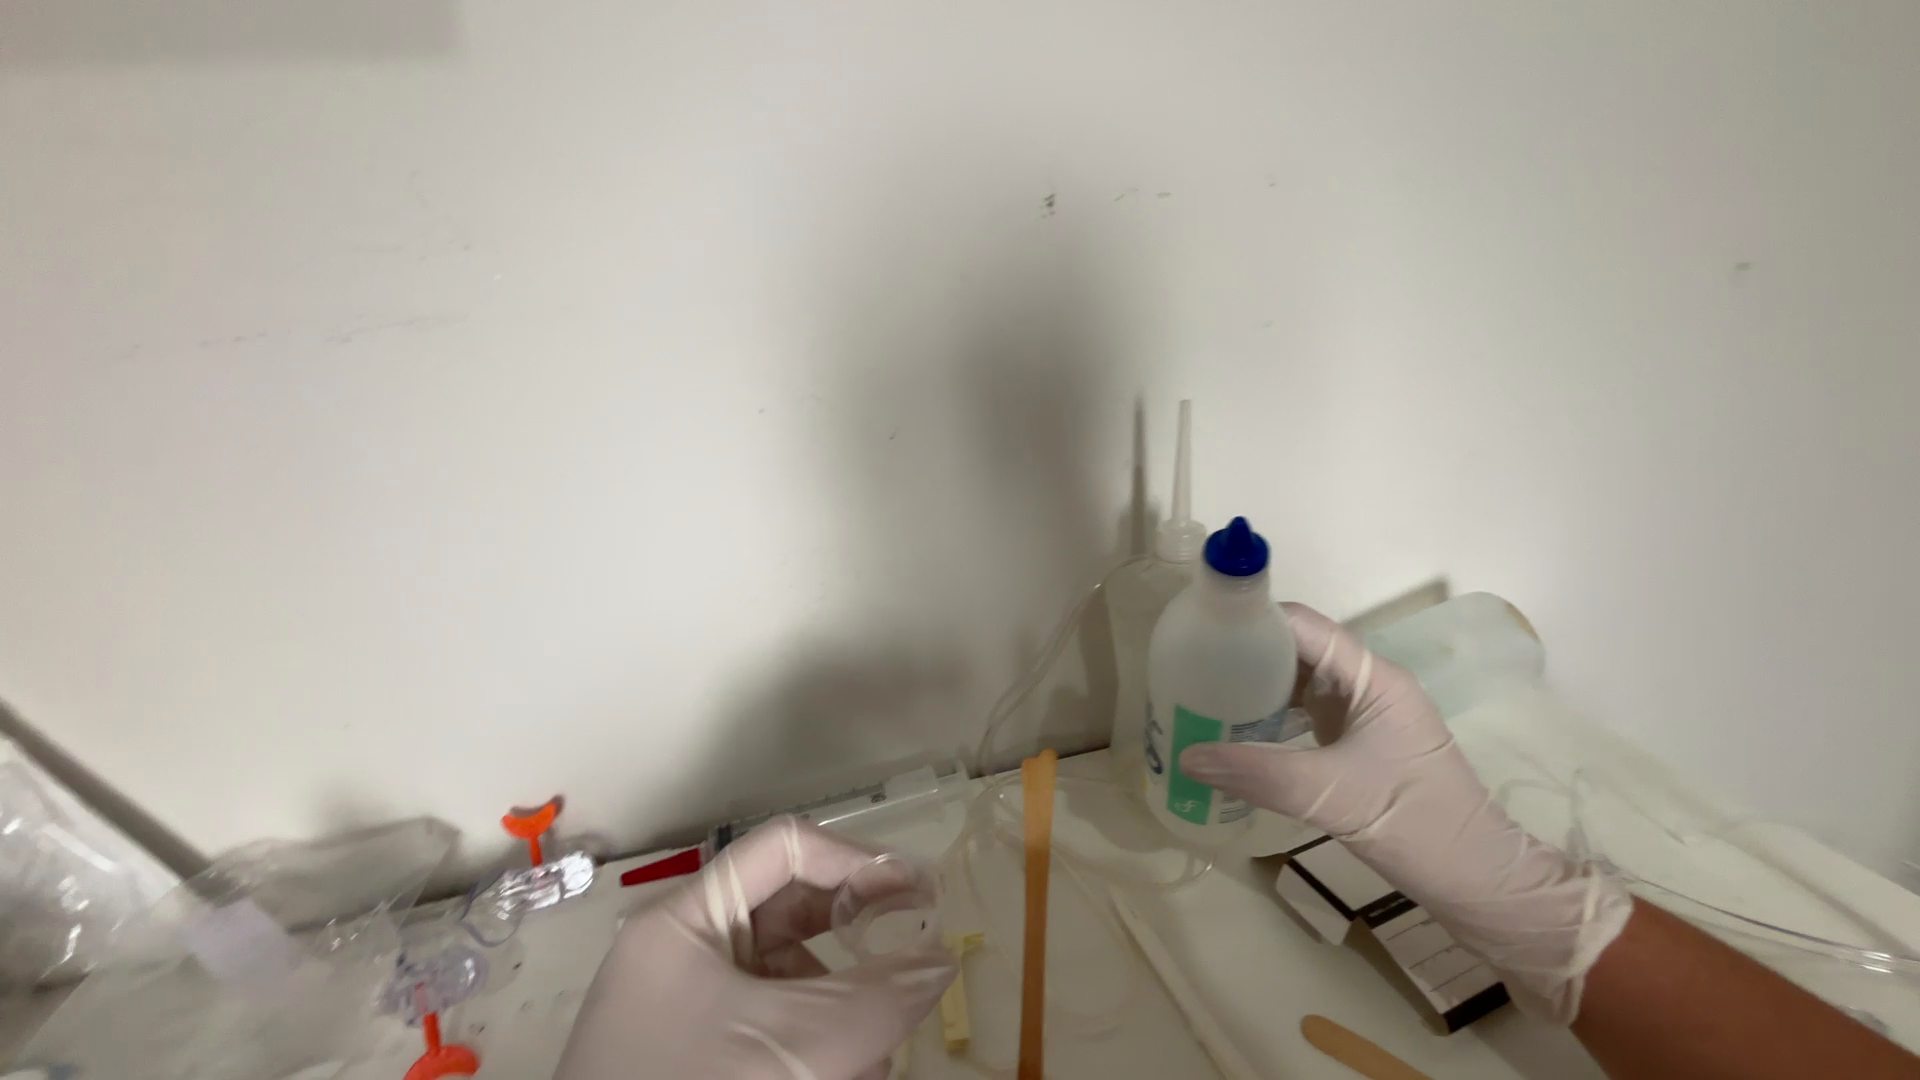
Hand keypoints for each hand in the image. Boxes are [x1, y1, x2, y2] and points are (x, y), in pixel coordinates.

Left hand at [555, 816, 955, 1078]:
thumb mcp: (792, 1048)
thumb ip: (878, 999)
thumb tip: (941, 960)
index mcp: (687, 918)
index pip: (786, 848)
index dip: (855, 860)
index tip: (917, 895)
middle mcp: (687, 949)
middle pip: (791, 909)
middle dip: (856, 937)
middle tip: (916, 955)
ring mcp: (692, 1004)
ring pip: (790, 974)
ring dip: (843, 1005)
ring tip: (877, 1053)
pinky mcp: (704, 1050)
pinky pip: (776, 1022)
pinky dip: (819, 1041)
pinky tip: (851, 1071)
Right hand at [1179, 602, 1630, 1023]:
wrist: (1479, 882)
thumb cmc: (1417, 826)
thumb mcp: (1332, 798)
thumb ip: (1258, 774)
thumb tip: (1187, 757)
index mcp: (1372, 679)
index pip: (1304, 627)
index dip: (1253, 621)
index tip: (1202, 631)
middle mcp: (1366, 684)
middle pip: (1296, 647)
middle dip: (1244, 652)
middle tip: (1191, 667)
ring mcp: (1362, 712)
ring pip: (1296, 679)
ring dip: (1253, 684)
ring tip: (1203, 694)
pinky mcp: (1356, 739)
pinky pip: (1301, 710)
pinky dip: (1267, 713)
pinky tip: (1235, 729)